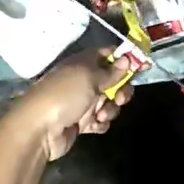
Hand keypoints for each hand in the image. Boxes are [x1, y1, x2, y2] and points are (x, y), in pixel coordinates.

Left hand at [7, 48, 140, 161]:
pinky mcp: (81, 121)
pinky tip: (93, 125)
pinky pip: (101, 119)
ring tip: (101, 116)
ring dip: (111, 108)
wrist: (39, 130)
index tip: (143, 65)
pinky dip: (100, 122)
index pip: (109, 54)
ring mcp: (82, 101)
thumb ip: (111, 71)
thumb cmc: (65, 96)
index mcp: (83, 64)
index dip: (126, 58)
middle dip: (121, 89)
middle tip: (121, 98)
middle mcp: (83, 80)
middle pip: (113, 80)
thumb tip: (127, 59)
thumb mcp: (90, 78)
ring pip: (109, 101)